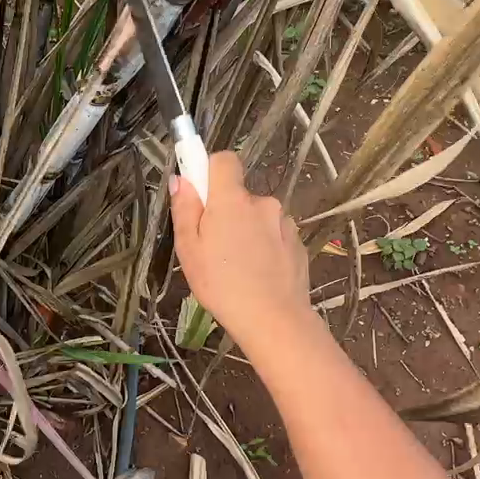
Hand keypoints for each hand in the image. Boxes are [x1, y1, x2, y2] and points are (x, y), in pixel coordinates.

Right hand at [171, 151, 314, 347]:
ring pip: (256, 217)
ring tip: (235, 265)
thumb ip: (185, 209)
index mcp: (231, 200)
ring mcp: (284, 222)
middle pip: (238, 194)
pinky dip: (263, 247)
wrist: (273, 318)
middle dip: (224, 212)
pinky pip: (273, 235)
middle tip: (212, 246)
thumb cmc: (220, 283)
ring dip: (245, 231)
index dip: (209, 170)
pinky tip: (256, 273)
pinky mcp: (297, 242)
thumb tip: (182, 179)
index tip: (200, 195)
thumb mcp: (189, 248)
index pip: (224, 160)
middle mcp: (262, 203)